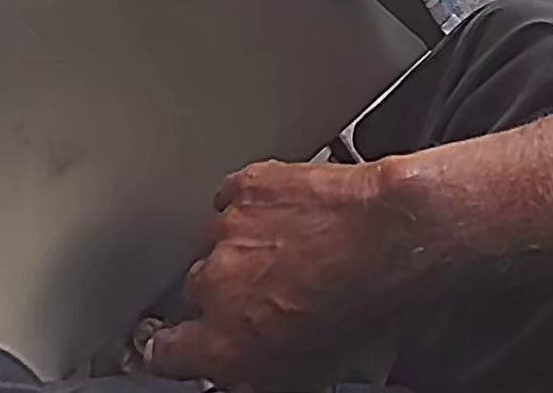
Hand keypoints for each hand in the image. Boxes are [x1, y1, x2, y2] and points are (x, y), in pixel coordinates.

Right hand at [149, 159, 432, 389]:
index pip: (166, 351)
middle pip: (197, 287)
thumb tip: (251, 365)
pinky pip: (232, 194)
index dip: (176, 344)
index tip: (183, 337)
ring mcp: (230, 227)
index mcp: (224, 341)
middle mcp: (217, 283)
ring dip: (241, 240)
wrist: (386, 234)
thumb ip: (259, 368)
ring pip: (216, 237)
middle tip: (263, 279)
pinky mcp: (249, 184)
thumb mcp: (307, 367)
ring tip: (284, 238)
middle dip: (224, 286)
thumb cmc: (362, 301)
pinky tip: (281, 206)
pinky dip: (250, 200)